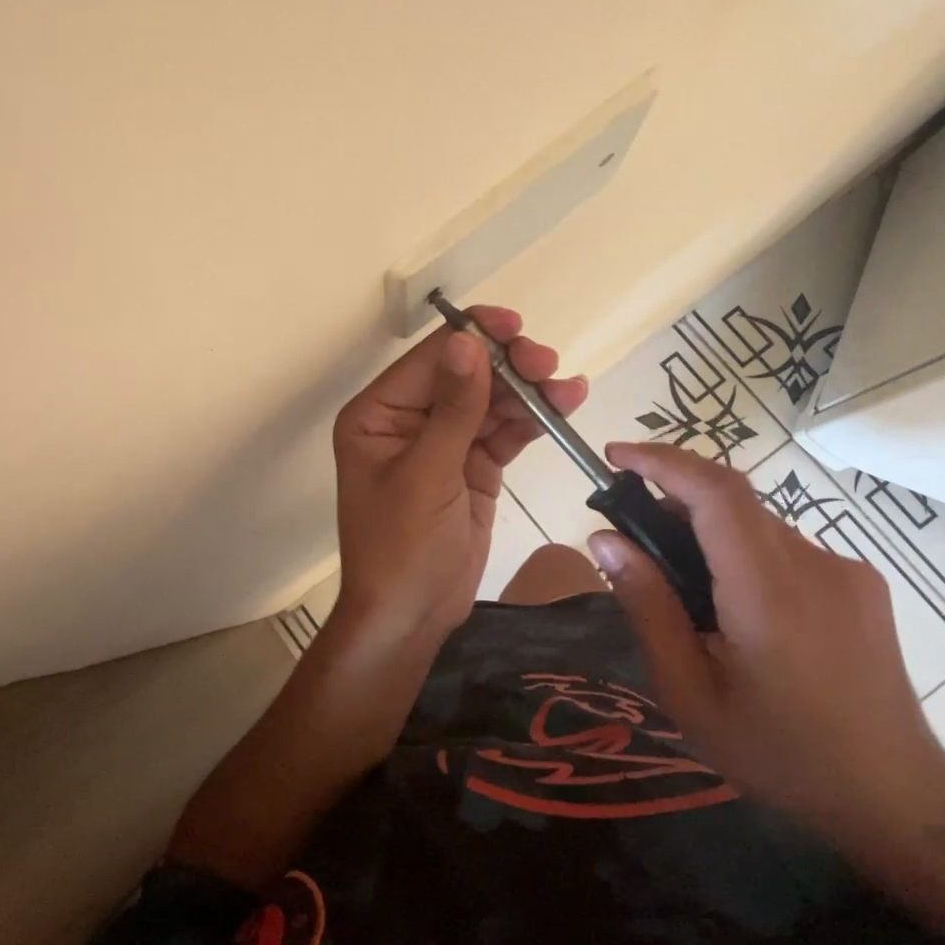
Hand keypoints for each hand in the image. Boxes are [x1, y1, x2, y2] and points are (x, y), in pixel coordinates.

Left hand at [331, 306, 585, 637]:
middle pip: (465, 375)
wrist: (410, 616)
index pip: (429, 362)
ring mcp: (443, 444)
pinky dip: (532, 421)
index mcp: (377, 415)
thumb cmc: (400, 549)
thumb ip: (453, 409)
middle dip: (508, 367)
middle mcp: (408, 421)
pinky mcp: (472, 468)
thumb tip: (467, 341)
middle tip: (547, 366)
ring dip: (528, 393)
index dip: (472, 339)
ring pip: (491, 402)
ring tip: (567, 389)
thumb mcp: (426, 475)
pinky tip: (565, 405)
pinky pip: (504, 433)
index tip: (516, 328)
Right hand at [584, 442, 944, 838]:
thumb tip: (605, 540)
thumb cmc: (775, 753)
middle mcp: (816, 566)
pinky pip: (786, 550)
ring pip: (759, 526)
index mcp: (769, 593)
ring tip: (677, 587)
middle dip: (673, 499)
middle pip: (735, 502)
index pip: (717, 493)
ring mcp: (848, 574)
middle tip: (626, 534)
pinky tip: (731, 610)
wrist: (892, 798)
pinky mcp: (863, 587)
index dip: (663, 461)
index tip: (614, 456)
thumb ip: (647, 607)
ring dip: (708, 533)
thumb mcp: (687, 690)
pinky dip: (743, 555)